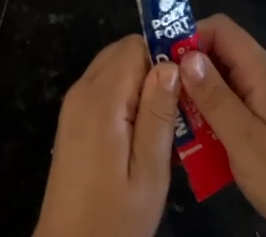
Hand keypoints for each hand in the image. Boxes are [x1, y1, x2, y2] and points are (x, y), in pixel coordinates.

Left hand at [34, 35, 180, 236]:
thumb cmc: (114, 218)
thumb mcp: (148, 172)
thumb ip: (158, 114)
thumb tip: (171, 64)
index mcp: (99, 100)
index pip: (134, 47)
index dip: (164, 56)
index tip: (192, 79)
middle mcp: (81, 91)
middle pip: (122, 52)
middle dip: (154, 67)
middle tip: (183, 103)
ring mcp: (73, 104)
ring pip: (113, 67)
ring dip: (141, 82)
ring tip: (169, 118)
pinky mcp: (73, 119)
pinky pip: (104, 87)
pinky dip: (126, 94)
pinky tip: (145, 128)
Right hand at [179, 15, 265, 236]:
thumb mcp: (245, 141)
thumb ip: (214, 97)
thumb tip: (186, 55)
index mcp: (264, 73)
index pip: (222, 29)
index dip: (189, 37)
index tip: (163, 64)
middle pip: (223, 54)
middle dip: (191, 71)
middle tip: (166, 99)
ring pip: (229, 83)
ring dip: (203, 98)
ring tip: (180, 124)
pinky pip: (240, 106)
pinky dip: (219, 117)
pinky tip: (206, 144)